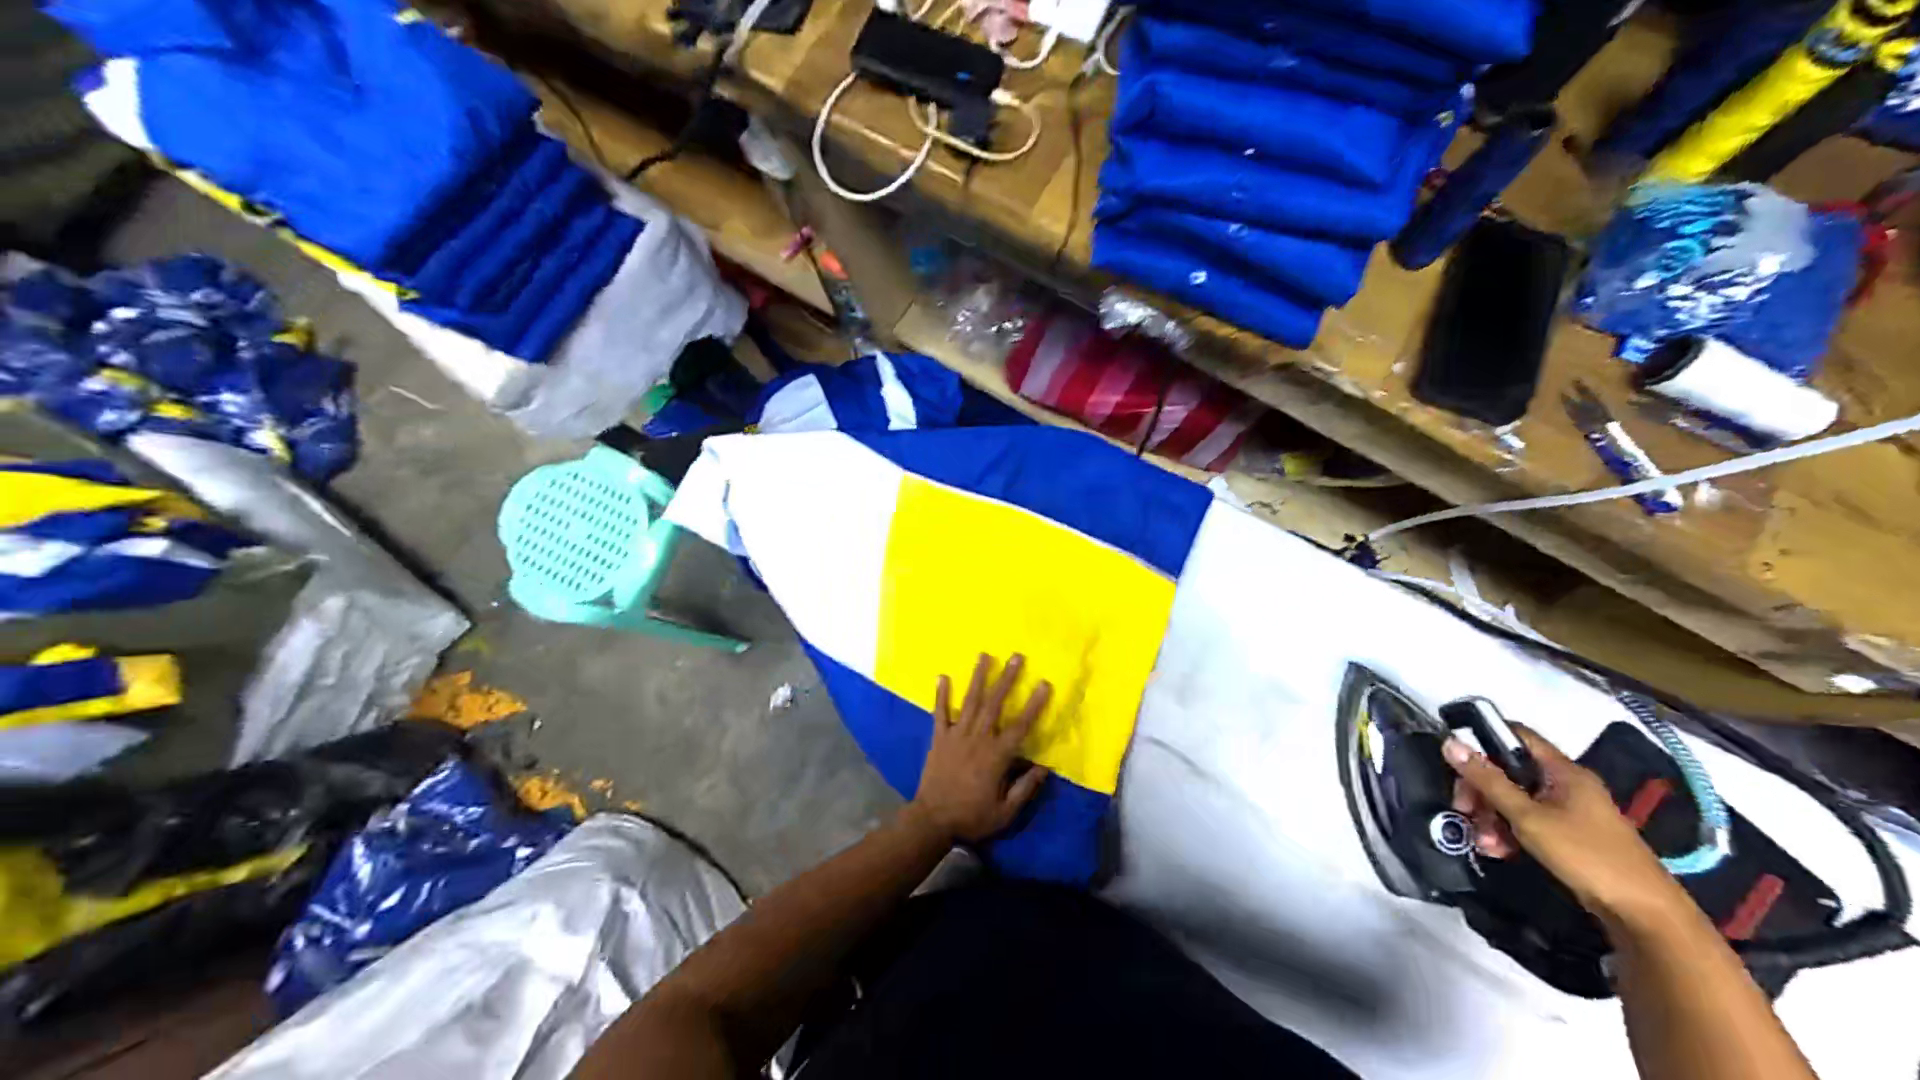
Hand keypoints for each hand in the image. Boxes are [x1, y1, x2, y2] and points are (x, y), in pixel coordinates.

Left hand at [905, 653, 1051, 843]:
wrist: (932, 820)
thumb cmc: (972, 818)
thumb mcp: (1006, 812)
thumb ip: (1025, 788)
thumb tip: (1045, 767)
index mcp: (996, 756)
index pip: (1020, 726)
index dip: (1034, 705)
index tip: (1044, 684)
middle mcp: (977, 739)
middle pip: (994, 704)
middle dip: (1006, 679)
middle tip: (1016, 657)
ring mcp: (956, 736)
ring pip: (970, 701)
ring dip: (978, 677)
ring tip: (984, 655)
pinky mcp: (939, 739)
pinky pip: (940, 713)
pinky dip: (941, 694)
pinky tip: (942, 676)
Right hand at [1446, 725, 1691, 926]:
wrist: (1643, 913)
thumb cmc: (1585, 854)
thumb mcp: (1528, 816)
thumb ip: (1487, 780)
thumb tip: (1449, 742)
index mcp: (1563, 771)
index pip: (1516, 735)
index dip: (1482, 739)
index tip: (1455, 759)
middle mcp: (1566, 784)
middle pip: (1508, 771)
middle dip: (1480, 790)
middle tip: (1464, 810)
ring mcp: (1568, 811)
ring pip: (1513, 800)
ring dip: (1491, 817)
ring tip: (1484, 842)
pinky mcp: (1567, 835)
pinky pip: (1526, 822)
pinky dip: (1507, 832)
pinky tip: (1498, 851)